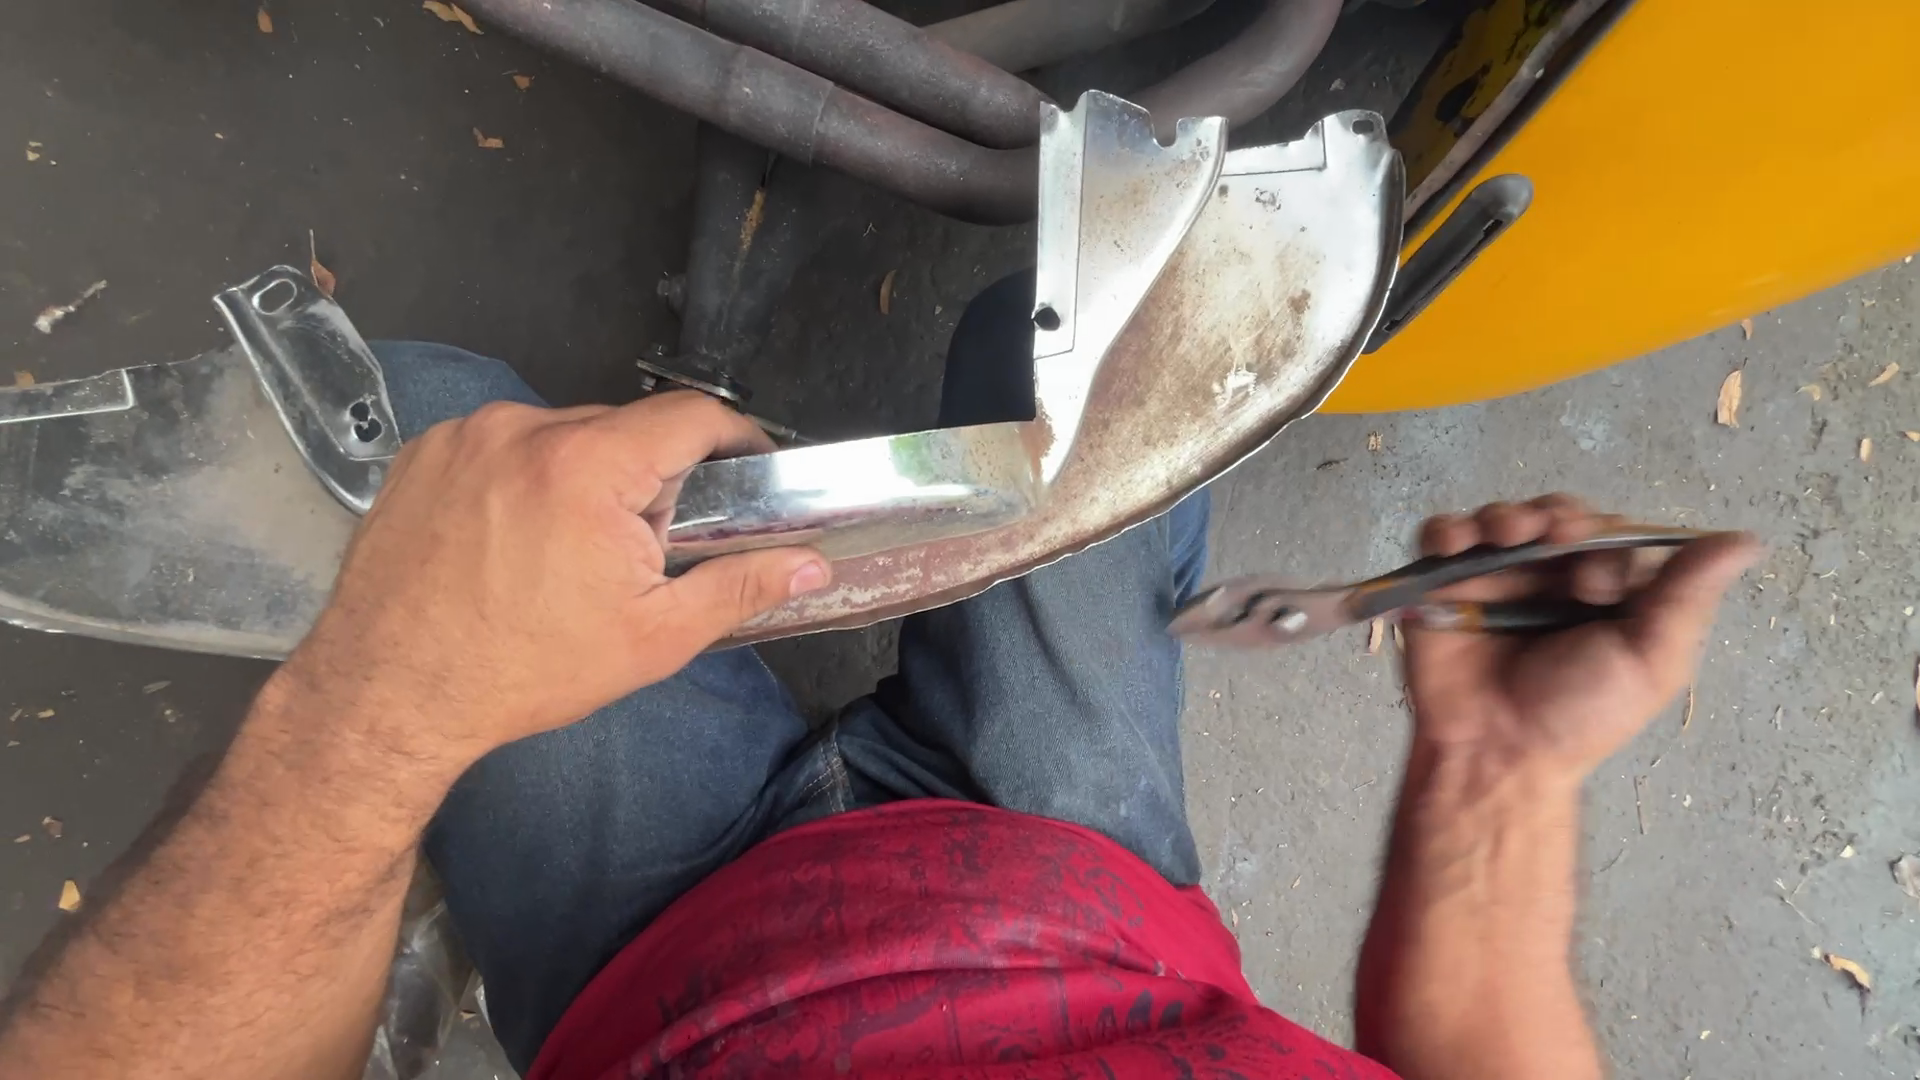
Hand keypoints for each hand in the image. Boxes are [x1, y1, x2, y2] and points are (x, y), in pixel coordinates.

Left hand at [276, 392, 829, 765]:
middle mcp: (524, 429)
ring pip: (570, 432)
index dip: (736, 435)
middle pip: (630, 425)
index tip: (751, 467)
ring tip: (586, 541)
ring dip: (599, 471)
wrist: (386, 698)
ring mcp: (468, 434)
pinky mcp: (426, 450)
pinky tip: (527, 531)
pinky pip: (513, 442)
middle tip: (660, 536)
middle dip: (661, 470)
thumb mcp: (657, 636)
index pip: (691, 414)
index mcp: (589, 466)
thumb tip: (814, 564)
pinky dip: (539, 472)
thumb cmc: (532, 669)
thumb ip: (744, 586)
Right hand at [1402, 494, 1757, 782]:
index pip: (1608, 536)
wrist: (1495, 745)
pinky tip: (1455, 544)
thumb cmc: (1577, 712)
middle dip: (1553, 515)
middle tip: (1546, 537)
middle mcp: (1544, 580)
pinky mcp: (1437, 585)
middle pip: (1552, 516)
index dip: (1604, 541)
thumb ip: (1684, 598)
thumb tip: (1744, 539)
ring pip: (1497, 518)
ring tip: (1502, 536)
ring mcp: (1489, 581)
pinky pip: (1438, 537)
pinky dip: (1444, 529)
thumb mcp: (1649, 659)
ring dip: (1501, 515)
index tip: (1594, 587)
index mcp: (1599, 594)